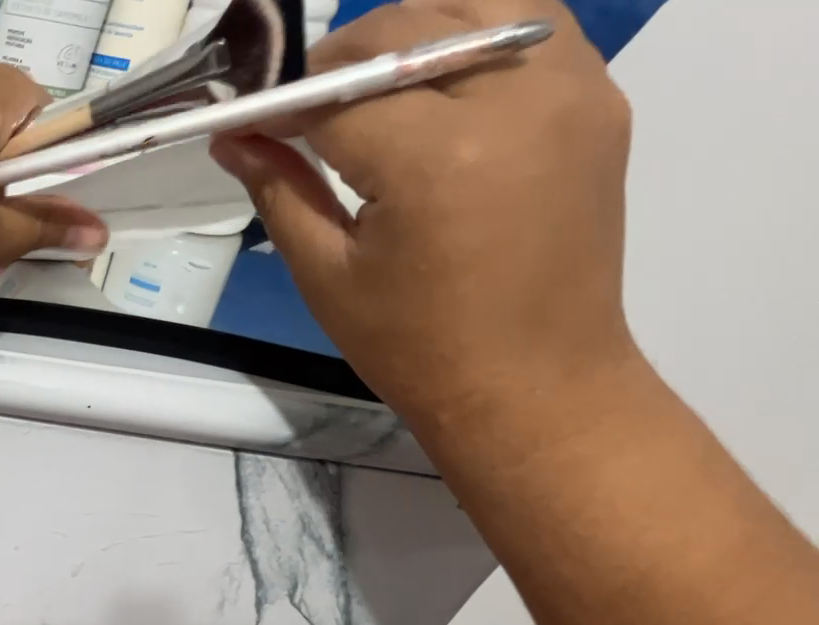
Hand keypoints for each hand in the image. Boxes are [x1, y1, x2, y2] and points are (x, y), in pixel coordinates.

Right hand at [209, 0, 637, 422]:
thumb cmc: (413, 343)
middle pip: (408, 29)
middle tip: (300, 110)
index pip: (341, 96)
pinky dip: (469, 37)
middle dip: (339, 60)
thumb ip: (279, 190)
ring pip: (476, 4)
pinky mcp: (600, 97)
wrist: (530, 379)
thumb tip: (232, 138)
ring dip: (407, 33)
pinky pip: (529, 26)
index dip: (285, 106)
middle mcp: (517, 99)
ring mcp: (574, 89)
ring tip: (366, 89)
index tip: (248, 124)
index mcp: (438, 159)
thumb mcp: (325, 273)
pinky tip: (432, 87)